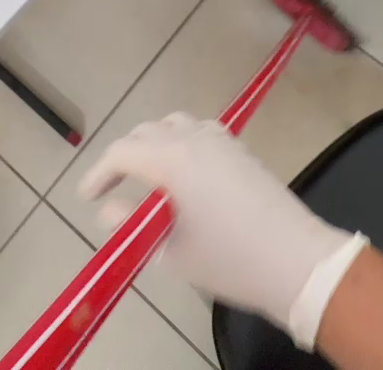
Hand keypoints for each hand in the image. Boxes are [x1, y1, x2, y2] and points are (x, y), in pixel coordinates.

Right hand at [77, 113, 364, 347]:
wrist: (294, 258)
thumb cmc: (228, 259)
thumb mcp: (170, 250)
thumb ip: (133, 224)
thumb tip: (109, 211)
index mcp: (172, 159)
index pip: (122, 152)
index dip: (100, 172)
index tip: (87, 196)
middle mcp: (194, 138)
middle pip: (146, 132)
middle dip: (124, 156)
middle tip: (112, 187)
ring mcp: (220, 139)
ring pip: (174, 124)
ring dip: (153, 143)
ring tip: (146, 175)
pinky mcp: (239, 148)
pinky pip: (199, 131)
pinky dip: (180, 142)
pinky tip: (184, 173)